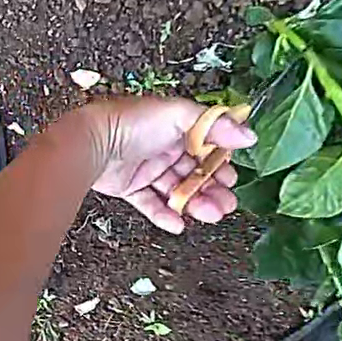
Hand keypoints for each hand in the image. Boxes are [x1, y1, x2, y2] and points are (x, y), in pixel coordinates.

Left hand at [77, 97, 255, 233]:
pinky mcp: (130, 188)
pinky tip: (178, 224)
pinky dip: (164, 215)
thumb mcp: (179, 115)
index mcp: (176, 127)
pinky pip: (151, 204)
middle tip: (226, 205)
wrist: (93, 143)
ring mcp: (146, 168)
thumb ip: (216, 125)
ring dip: (194, 204)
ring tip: (208, 215)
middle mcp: (162, 147)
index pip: (206, 148)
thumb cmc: (133, 122)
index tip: (232, 180)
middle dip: (212, 189)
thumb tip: (248, 135)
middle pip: (194, 173)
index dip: (220, 165)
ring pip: (176, 191)